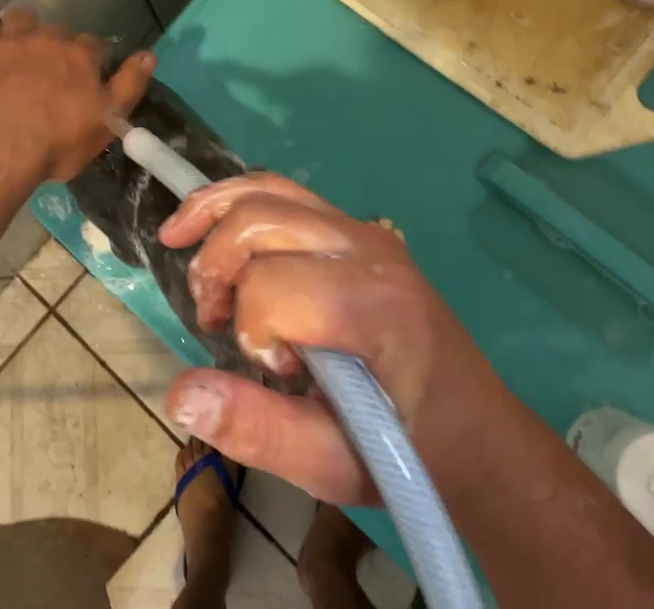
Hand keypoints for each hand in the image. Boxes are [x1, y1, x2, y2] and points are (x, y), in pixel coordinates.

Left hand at [0, 0, 154, 183]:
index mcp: (81, 58)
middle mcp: (49, 41)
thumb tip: (150, 55)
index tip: (89, 73)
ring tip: (24, 33)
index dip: (92, 58)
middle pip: (59, 31)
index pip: (94, 46)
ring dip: (26, 23)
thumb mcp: (108, 122)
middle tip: (54, 67)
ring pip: (23, 18)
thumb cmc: (57, 143)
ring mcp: (11, 42)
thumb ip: (130, 85)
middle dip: (59, 43)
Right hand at [157, 174, 510, 505]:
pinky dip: (236, 202)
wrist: (475, 431)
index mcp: (372, 306)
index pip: (271, 286)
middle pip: (259, 221)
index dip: (251, 330)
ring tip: (177, 245)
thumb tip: (180, 393)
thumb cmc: (409, 452)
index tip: (275, 373)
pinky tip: (207, 223)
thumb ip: (257, 429)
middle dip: (215, 267)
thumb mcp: (332, 462)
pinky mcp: (357, 231)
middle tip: (213, 321)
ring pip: (268, 191)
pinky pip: (285, 194)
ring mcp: (364, 232)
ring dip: (214, 217)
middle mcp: (369, 250)